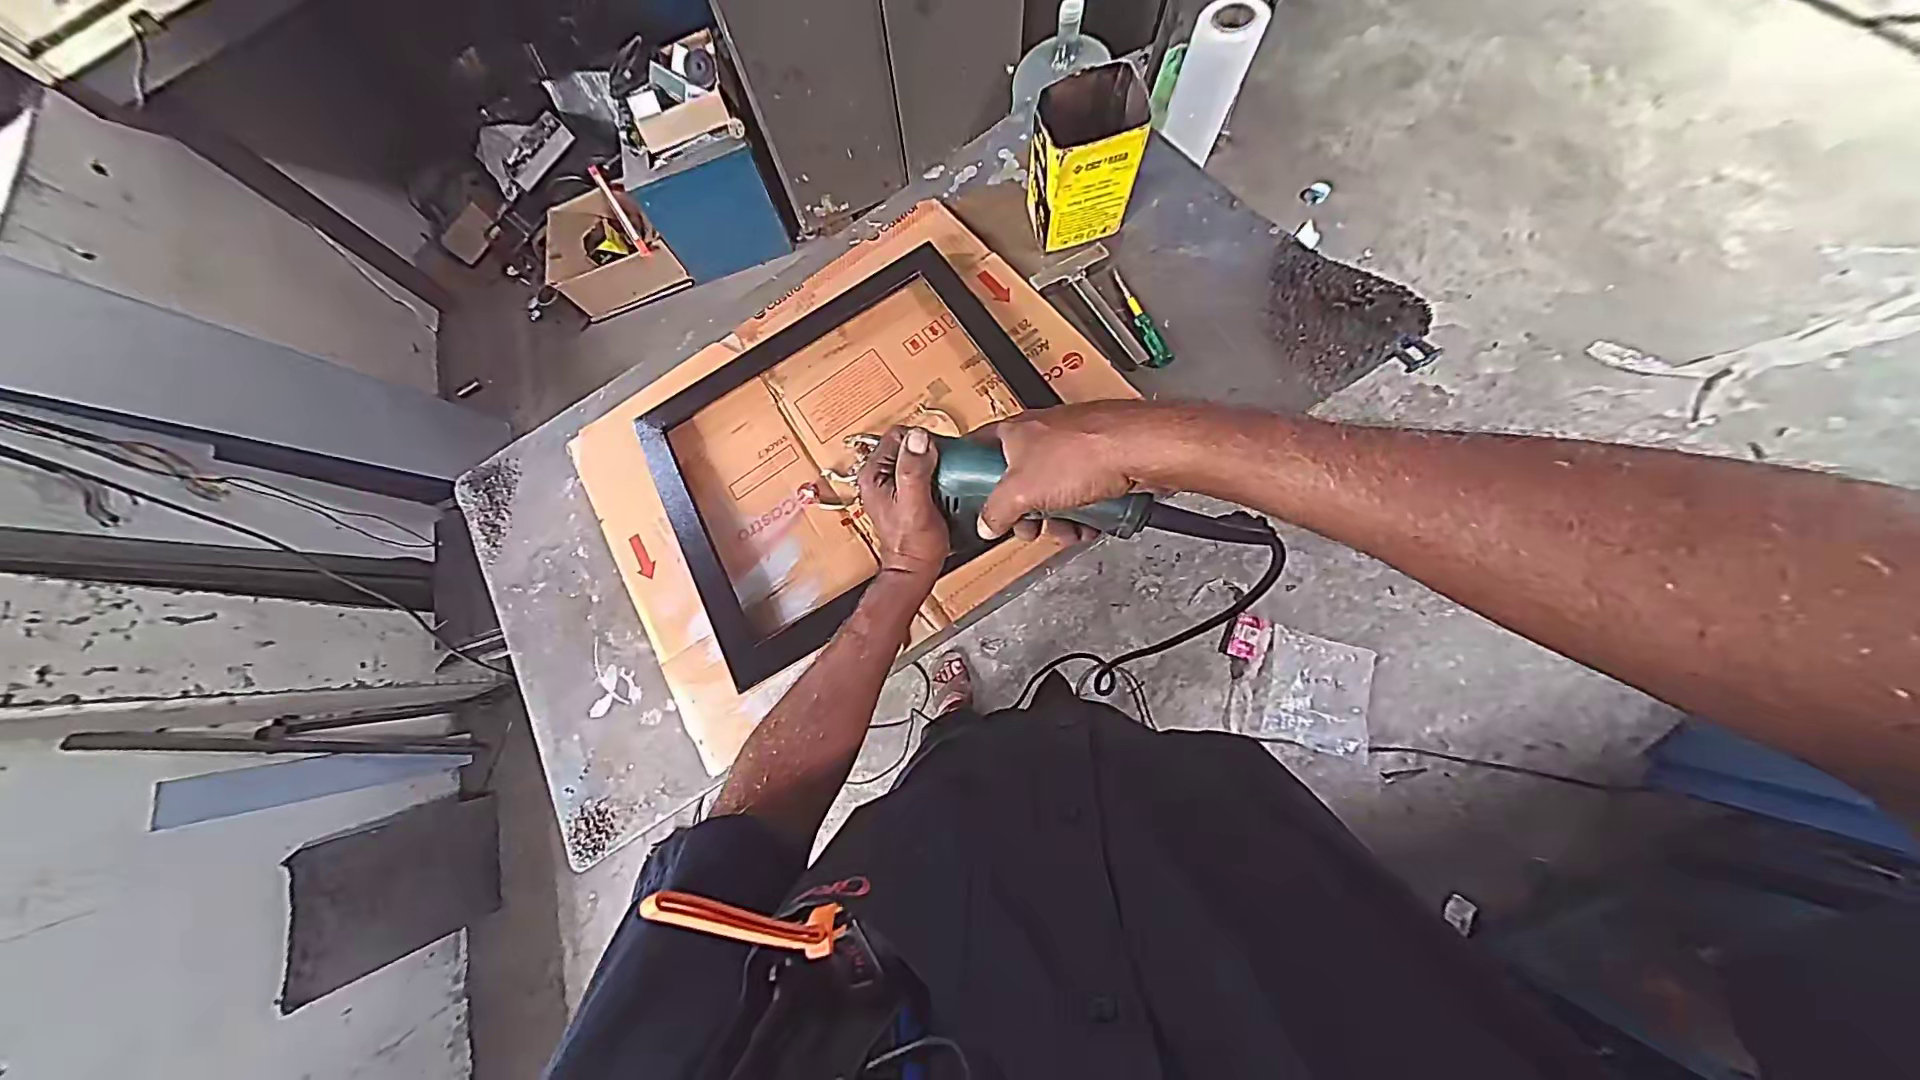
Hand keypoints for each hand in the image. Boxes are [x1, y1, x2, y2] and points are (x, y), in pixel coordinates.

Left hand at [857, 426, 949, 579]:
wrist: (915, 570)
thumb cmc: (912, 545)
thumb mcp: (914, 503)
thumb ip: (913, 470)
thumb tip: (917, 438)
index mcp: (873, 474)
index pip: (899, 436)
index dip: (922, 441)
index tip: (938, 454)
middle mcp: (880, 477)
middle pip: (909, 445)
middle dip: (930, 452)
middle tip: (945, 466)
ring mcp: (893, 486)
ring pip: (918, 458)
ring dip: (935, 464)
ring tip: (946, 477)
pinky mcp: (907, 495)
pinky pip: (924, 474)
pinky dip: (936, 477)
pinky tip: (944, 488)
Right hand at [975, 401, 1178, 539]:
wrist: (1141, 450)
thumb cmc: (1088, 452)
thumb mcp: (1021, 492)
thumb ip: (996, 511)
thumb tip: (986, 523)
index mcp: (1015, 432)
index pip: (978, 448)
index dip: (971, 474)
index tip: (970, 497)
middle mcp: (1042, 435)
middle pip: (1018, 480)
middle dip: (1024, 512)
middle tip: (1027, 527)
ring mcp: (1072, 449)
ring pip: (1051, 492)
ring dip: (1057, 518)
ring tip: (1067, 529)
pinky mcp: (1098, 463)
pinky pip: (1080, 494)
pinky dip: (1082, 512)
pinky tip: (1089, 523)